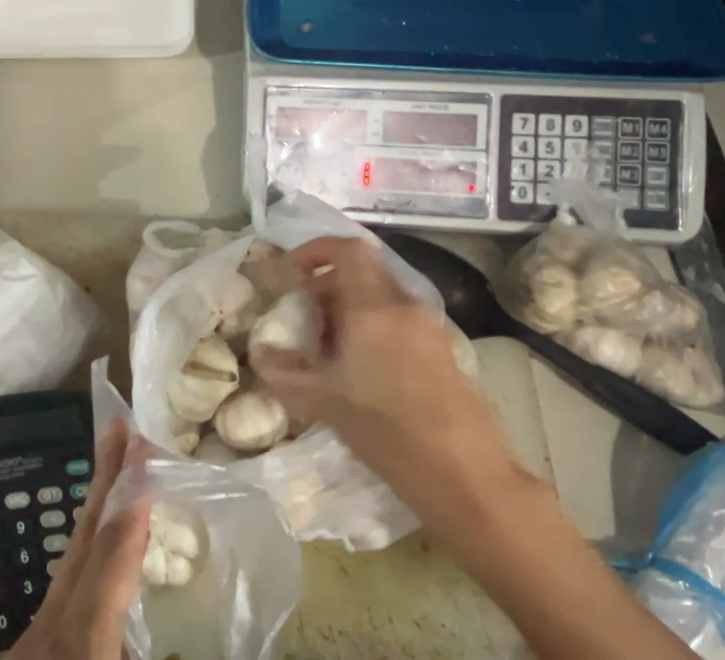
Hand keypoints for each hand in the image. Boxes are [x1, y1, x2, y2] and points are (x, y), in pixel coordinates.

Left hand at [5, 418, 149, 659]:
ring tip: (116, 470)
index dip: (130, 505)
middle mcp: (51, 627)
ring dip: (95, 511)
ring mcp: (33, 633)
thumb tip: (188, 645)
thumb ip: (160, 655)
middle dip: (104, 482)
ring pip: (68, 561)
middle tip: (119, 428)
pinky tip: (99, 542)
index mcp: (80, 642)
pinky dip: (86, 552)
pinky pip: (62, 585)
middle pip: (82, 543)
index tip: (141, 451)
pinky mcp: (27, 645)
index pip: (109, 561)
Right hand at [249, 236, 517, 523]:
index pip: (347, 250)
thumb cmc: (385, 429)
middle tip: (304, 319)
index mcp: (373, 307)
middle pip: (363, 273)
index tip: (291, 272)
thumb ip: (283, 372)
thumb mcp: (321, 401)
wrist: (464, 474)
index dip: (315, 250)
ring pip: (382, 298)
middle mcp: (404, 307)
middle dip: (327, 287)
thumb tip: (261, 353)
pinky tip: (362, 372)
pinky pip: (400, 322)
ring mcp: (429, 329)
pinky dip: (374, 328)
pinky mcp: (443, 352)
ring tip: (328, 350)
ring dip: (350, 310)